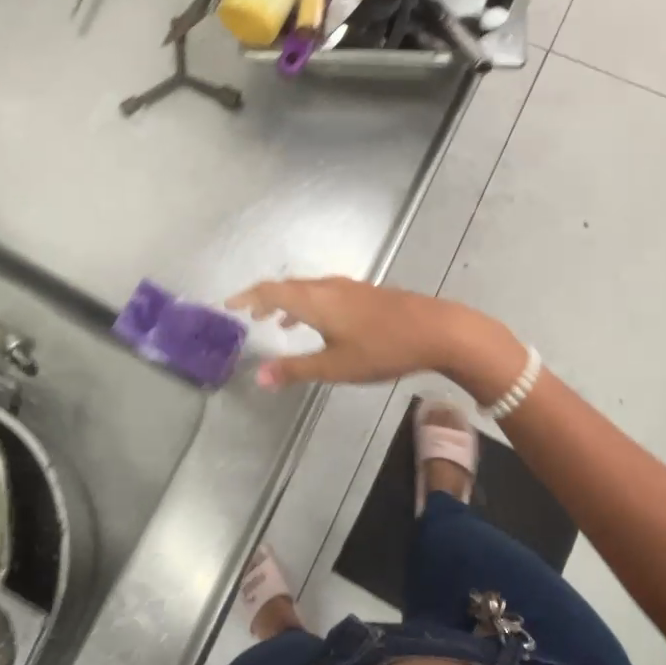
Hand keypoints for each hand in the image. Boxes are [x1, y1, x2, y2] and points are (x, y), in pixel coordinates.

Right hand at [226, 277, 518, 393]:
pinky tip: (318, 325)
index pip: (270, 291)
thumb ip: (296, 369)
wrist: (437, 329)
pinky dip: (308, 305)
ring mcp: (348, 288)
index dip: (247, 297)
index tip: (228, 305)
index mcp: (314, 300)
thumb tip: (259, 377)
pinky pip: (323, 294)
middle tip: (248, 314)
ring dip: (287, 303)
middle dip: (264, 299)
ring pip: (307, 290)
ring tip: (275, 322)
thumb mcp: (335, 366)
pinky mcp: (364, 294)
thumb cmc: (381, 349)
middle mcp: (327, 287)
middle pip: (287, 287)